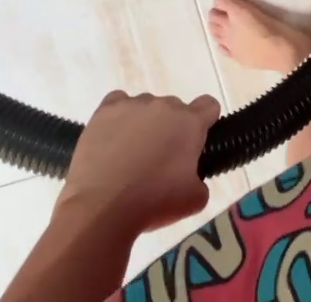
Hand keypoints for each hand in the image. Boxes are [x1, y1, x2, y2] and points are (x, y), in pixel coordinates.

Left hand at [59, 92, 219, 236]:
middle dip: (171, 128)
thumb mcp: (194, 200)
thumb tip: (192, 177)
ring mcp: (133, 104)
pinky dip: (118, 117)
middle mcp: (164, 105)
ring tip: (130, 154)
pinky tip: (112, 138)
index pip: (208, 105)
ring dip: (144, 124)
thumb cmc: (153, 202)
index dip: (205, 121)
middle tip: (160, 159)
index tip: (196, 140)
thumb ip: (200, 181)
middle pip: (174, 108)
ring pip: (146, 107)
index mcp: (190, 123)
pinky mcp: (105, 110)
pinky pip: (118, 103)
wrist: (102, 207)